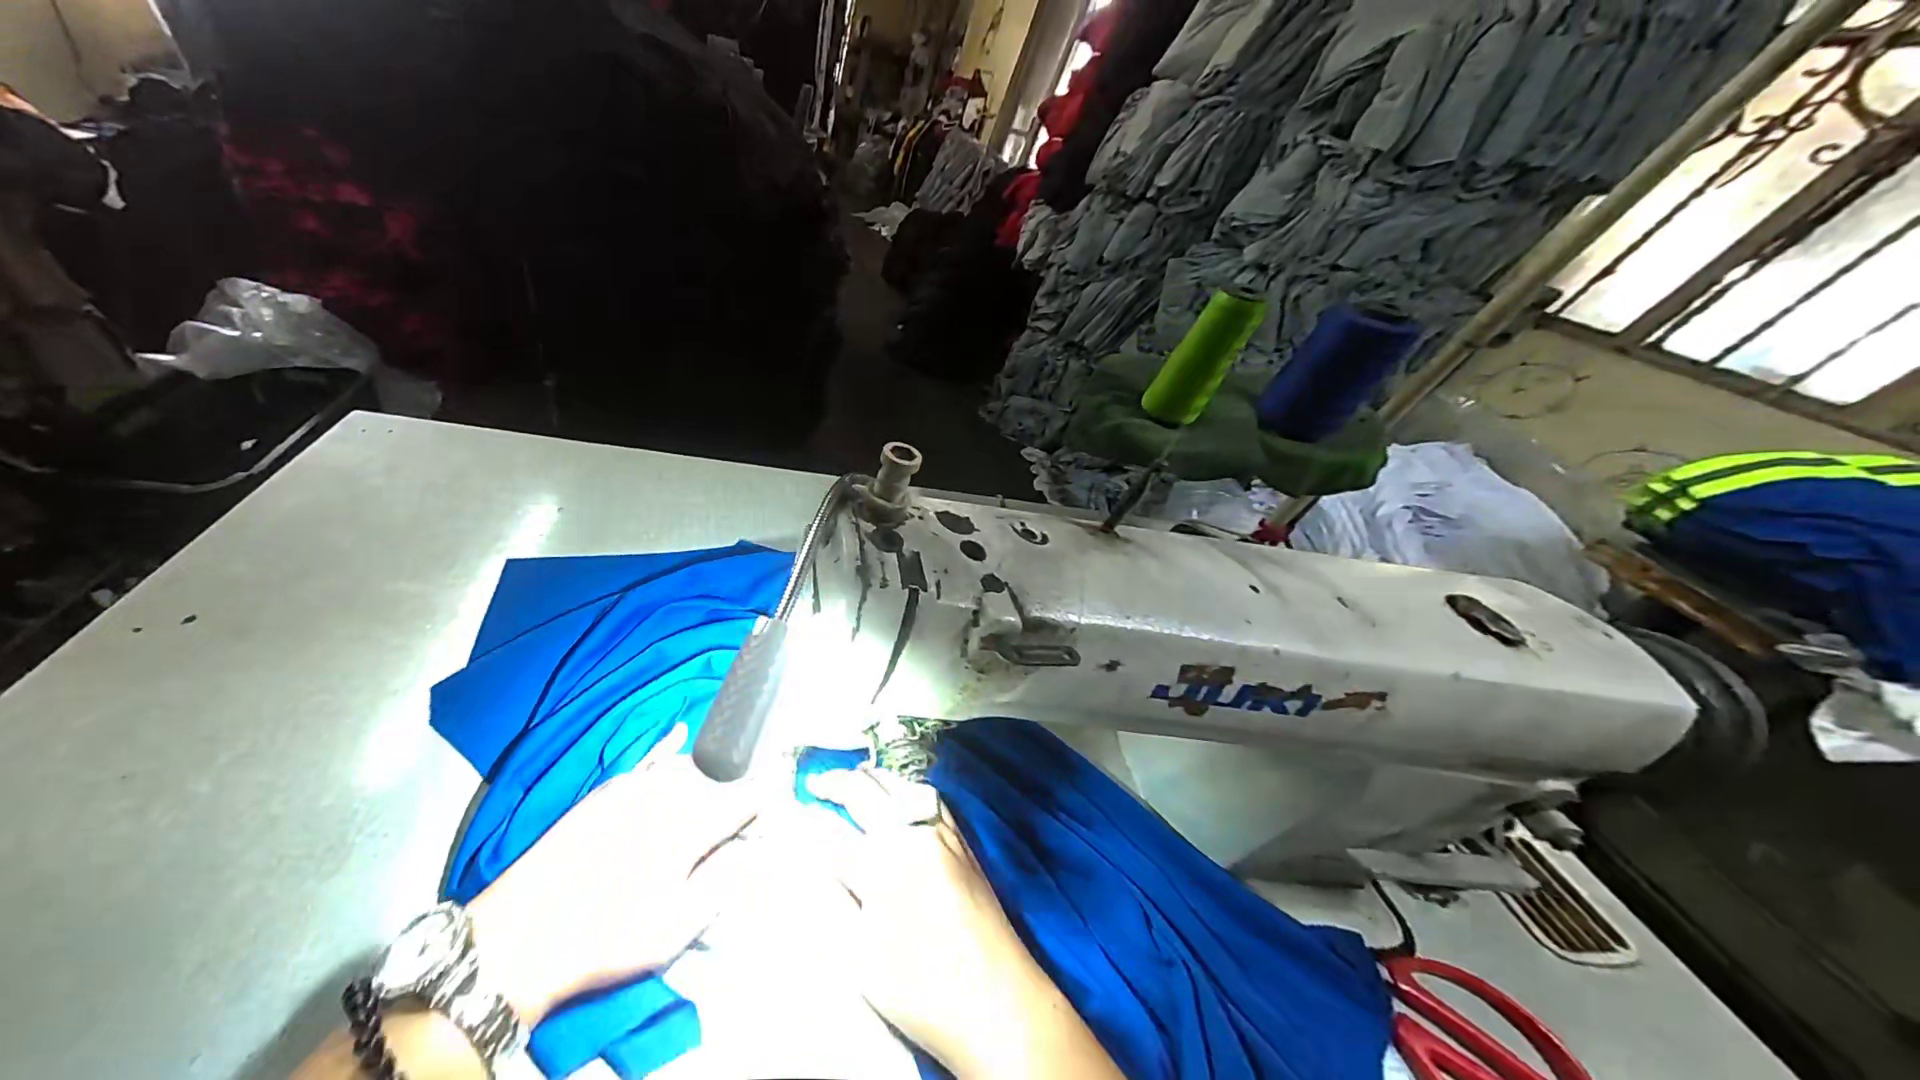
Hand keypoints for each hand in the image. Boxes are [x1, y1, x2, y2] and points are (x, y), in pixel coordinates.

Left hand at [467, 726, 760, 1025]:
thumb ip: (722, 881)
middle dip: (745, 778)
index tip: (784, 786)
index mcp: (692, 824)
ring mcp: (634, 787)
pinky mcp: (606, 792)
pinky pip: (648, 759)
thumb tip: (748, 847)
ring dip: (714, 767)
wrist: (519, 935)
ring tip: (729, 772)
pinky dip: (669, 746)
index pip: (747, 796)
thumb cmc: (606, 936)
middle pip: (722, 774)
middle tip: (759, 786)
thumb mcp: (676, 927)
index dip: (770, 791)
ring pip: (689, 763)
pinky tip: (679, 731)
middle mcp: (668, 794)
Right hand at [804, 767, 1119, 1079]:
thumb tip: (812, 859)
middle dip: (840, 782)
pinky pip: (931, 799)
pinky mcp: (966, 845)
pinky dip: (907, 788)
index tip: (793, 806)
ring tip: (855, 781)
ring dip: (876, 779)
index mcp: (885, 858)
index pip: (834, 828)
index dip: (810, 817)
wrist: (999, 1000)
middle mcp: (916, 833)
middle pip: (872, 791)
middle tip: (818, 784)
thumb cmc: (921, 986)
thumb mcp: (859, 954)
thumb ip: (832, 900)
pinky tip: (903, 800)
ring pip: (906, 786)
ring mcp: (945, 835)